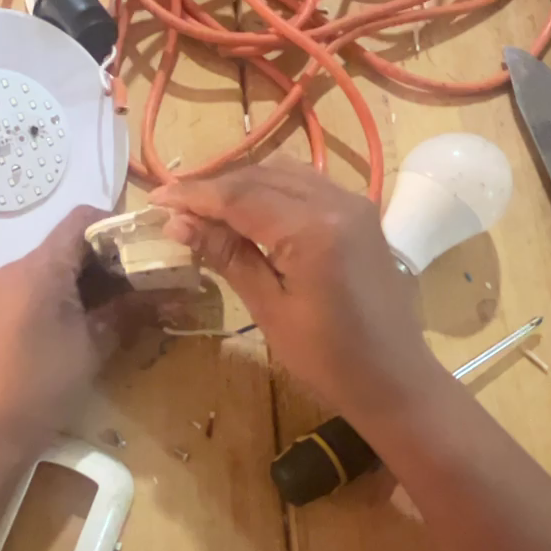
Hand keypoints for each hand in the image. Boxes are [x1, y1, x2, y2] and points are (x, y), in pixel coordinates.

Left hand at [0, 207, 138, 447]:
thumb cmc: (46, 383)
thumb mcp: (95, 345)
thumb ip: (129, 310)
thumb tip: (170, 292)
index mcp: (40, 266)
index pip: (82, 219)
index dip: (119, 225)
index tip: (150, 246)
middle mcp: (21, 266)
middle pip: (72, 239)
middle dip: (114, 253)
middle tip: (151, 273)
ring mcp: (12, 287)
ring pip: (62, 262)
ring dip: (98, 273)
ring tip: (135, 294)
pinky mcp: (11, 307)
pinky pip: (48, 282)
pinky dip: (78, 288)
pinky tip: (104, 311)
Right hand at [150, 160, 444, 427]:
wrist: (394, 378)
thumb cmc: (327, 358)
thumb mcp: (268, 308)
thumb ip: (228, 255)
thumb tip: (179, 224)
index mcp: (313, 229)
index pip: (240, 196)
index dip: (194, 196)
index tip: (156, 200)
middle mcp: (336, 201)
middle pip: (260, 175)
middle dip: (213, 187)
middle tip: (174, 208)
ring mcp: (353, 202)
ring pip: (283, 172)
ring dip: (241, 184)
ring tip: (204, 209)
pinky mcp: (359, 212)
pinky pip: (305, 184)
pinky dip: (270, 189)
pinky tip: (247, 211)